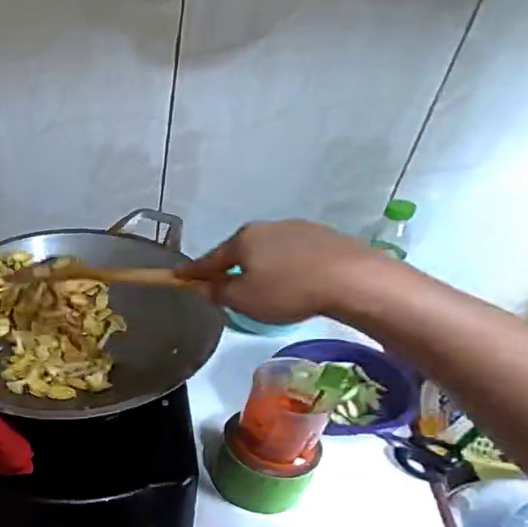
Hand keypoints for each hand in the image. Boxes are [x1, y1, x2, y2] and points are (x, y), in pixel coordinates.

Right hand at [177, 219, 388, 323]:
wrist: (351, 279)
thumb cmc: (288, 290)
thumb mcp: (244, 299)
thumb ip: (217, 292)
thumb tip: (201, 286)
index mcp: (242, 239)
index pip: (209, 259)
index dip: (192, 272)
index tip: (176, 278)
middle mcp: (266, 227)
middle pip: (239, 250)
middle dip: (230, 267)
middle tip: (226, 288)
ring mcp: (297, 228)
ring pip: (267, 250)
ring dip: (260, 266)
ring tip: (265, 289)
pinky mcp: (323, 236)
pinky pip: (293, 253)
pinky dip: (286, 266)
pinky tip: (294, 282)